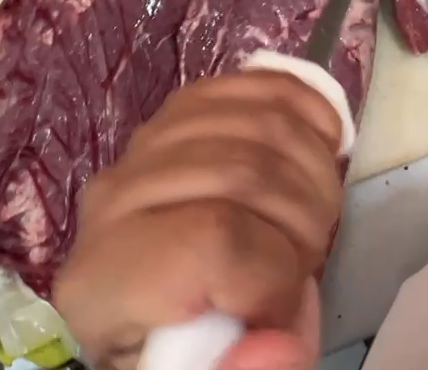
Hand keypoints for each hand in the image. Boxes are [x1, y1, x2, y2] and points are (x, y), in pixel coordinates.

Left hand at [55, 70, 344, 369]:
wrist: (162, 305)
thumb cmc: (185, 347)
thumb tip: (280, 346)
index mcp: (105, 282)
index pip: (210, 239)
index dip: (273, 270)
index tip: (284, 311)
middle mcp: (115, 198)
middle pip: (246, 173)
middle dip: (305, 221)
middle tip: (306, 262)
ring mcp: (149, 142)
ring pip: (262, 123)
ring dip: (315, 170)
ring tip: (311, 216)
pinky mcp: (184, 107)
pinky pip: (258, 83)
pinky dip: (307, 107)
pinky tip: (323, 142)